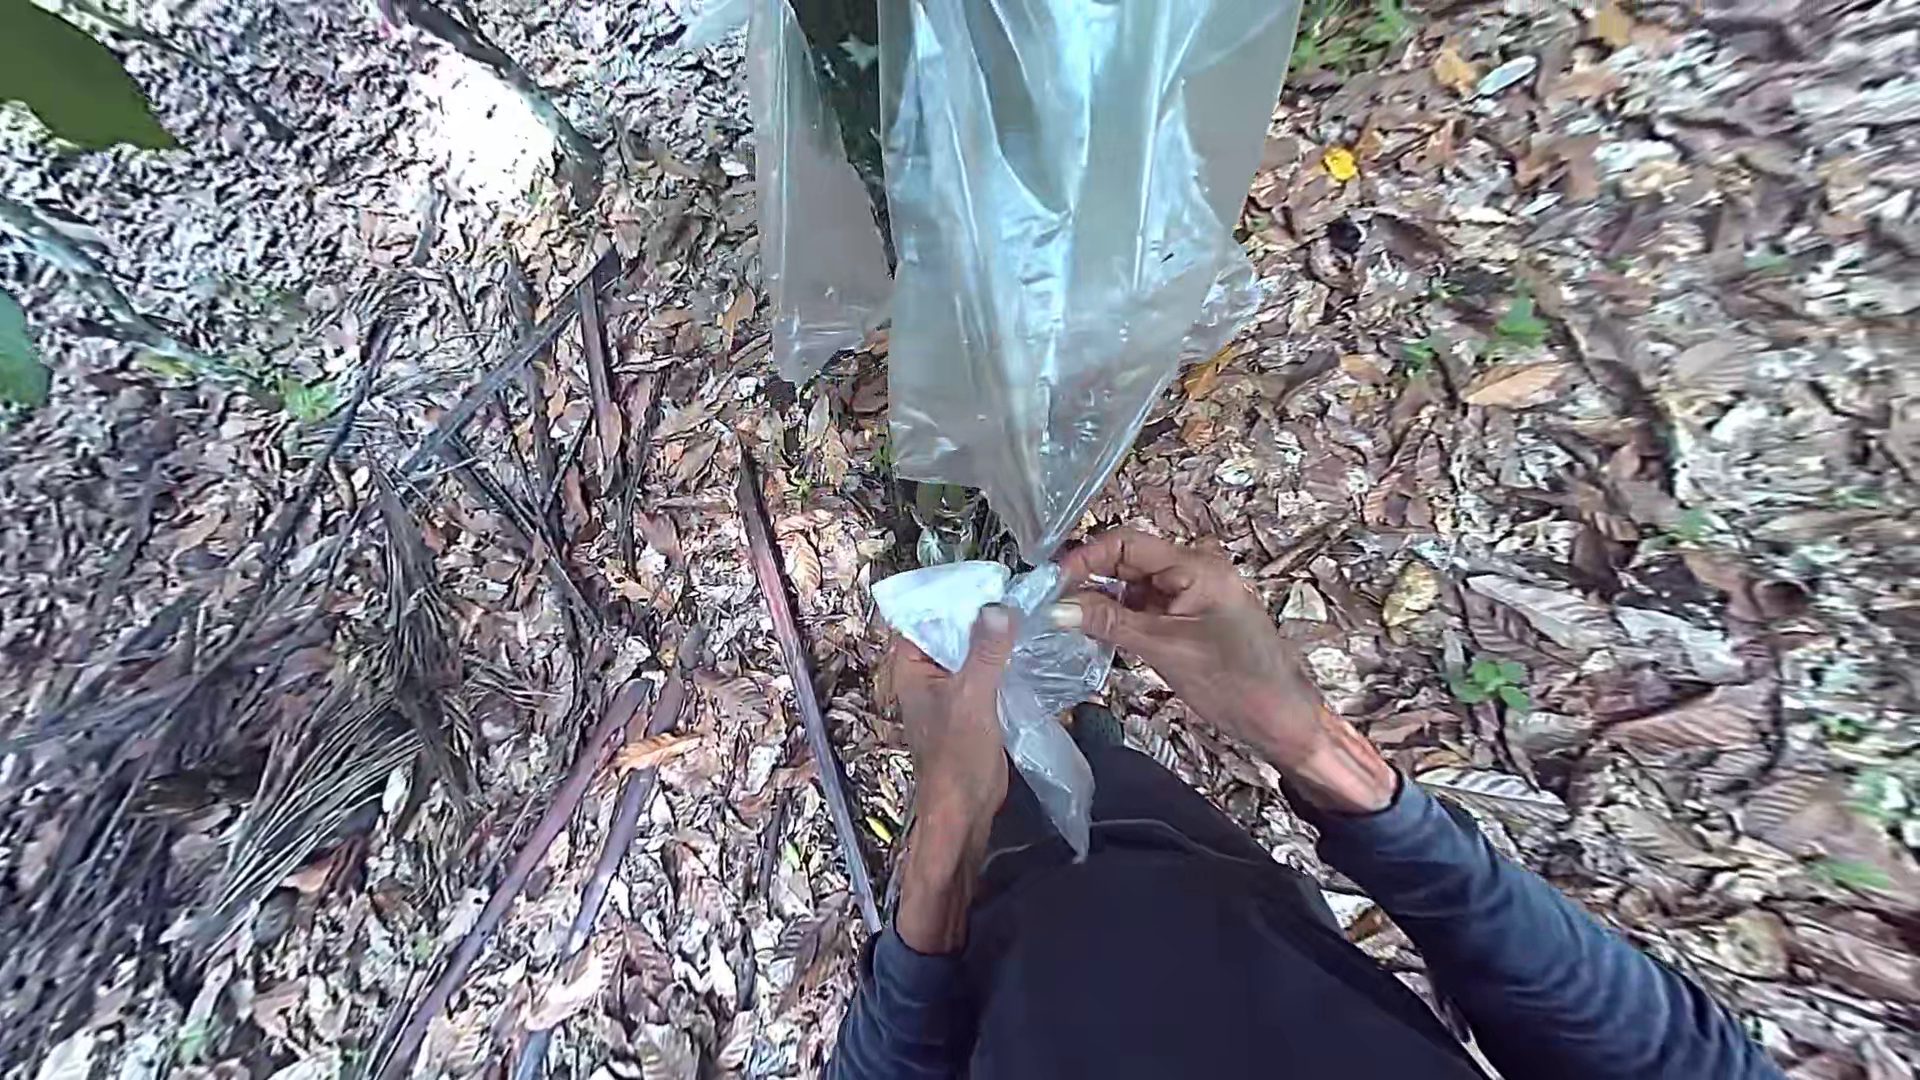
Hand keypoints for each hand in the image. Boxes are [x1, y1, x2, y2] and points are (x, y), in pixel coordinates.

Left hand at [888, 606, 1016, 950]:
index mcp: (911, 665)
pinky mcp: (970, 698)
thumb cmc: (956, 755)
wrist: (966, 807)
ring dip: (991, 632)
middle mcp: (926, 669)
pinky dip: (1000, 654)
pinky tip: (1024, 640)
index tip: (985, 576)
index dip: (952, 594)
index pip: (925, 615)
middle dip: (978, 610)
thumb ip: (985, 653)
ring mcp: (948, 683)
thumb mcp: (972, 698)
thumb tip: (999, 608)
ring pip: (970, 646)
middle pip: (950, 627)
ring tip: (1022, 606)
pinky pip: (984, 665)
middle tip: (1011, 587)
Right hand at [1054, 529, 1394, 813]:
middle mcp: (1192, 570)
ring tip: (1068, 618)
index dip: (1086, 558)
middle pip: (1127, 561)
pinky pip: (1144, 606)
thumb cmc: (1234, 683)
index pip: (1126, 543)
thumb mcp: (1164, 649)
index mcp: (1195, 566)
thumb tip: (1056, 608)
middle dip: (1089, 578)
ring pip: (1132, 585)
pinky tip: (1096, 630)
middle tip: (1053, 602)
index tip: (1054, 584)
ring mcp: (1191, 594)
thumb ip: (1108, 622)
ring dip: (1101, 598)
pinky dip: (1119, 615)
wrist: (1285, 724)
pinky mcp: (1188, 616)